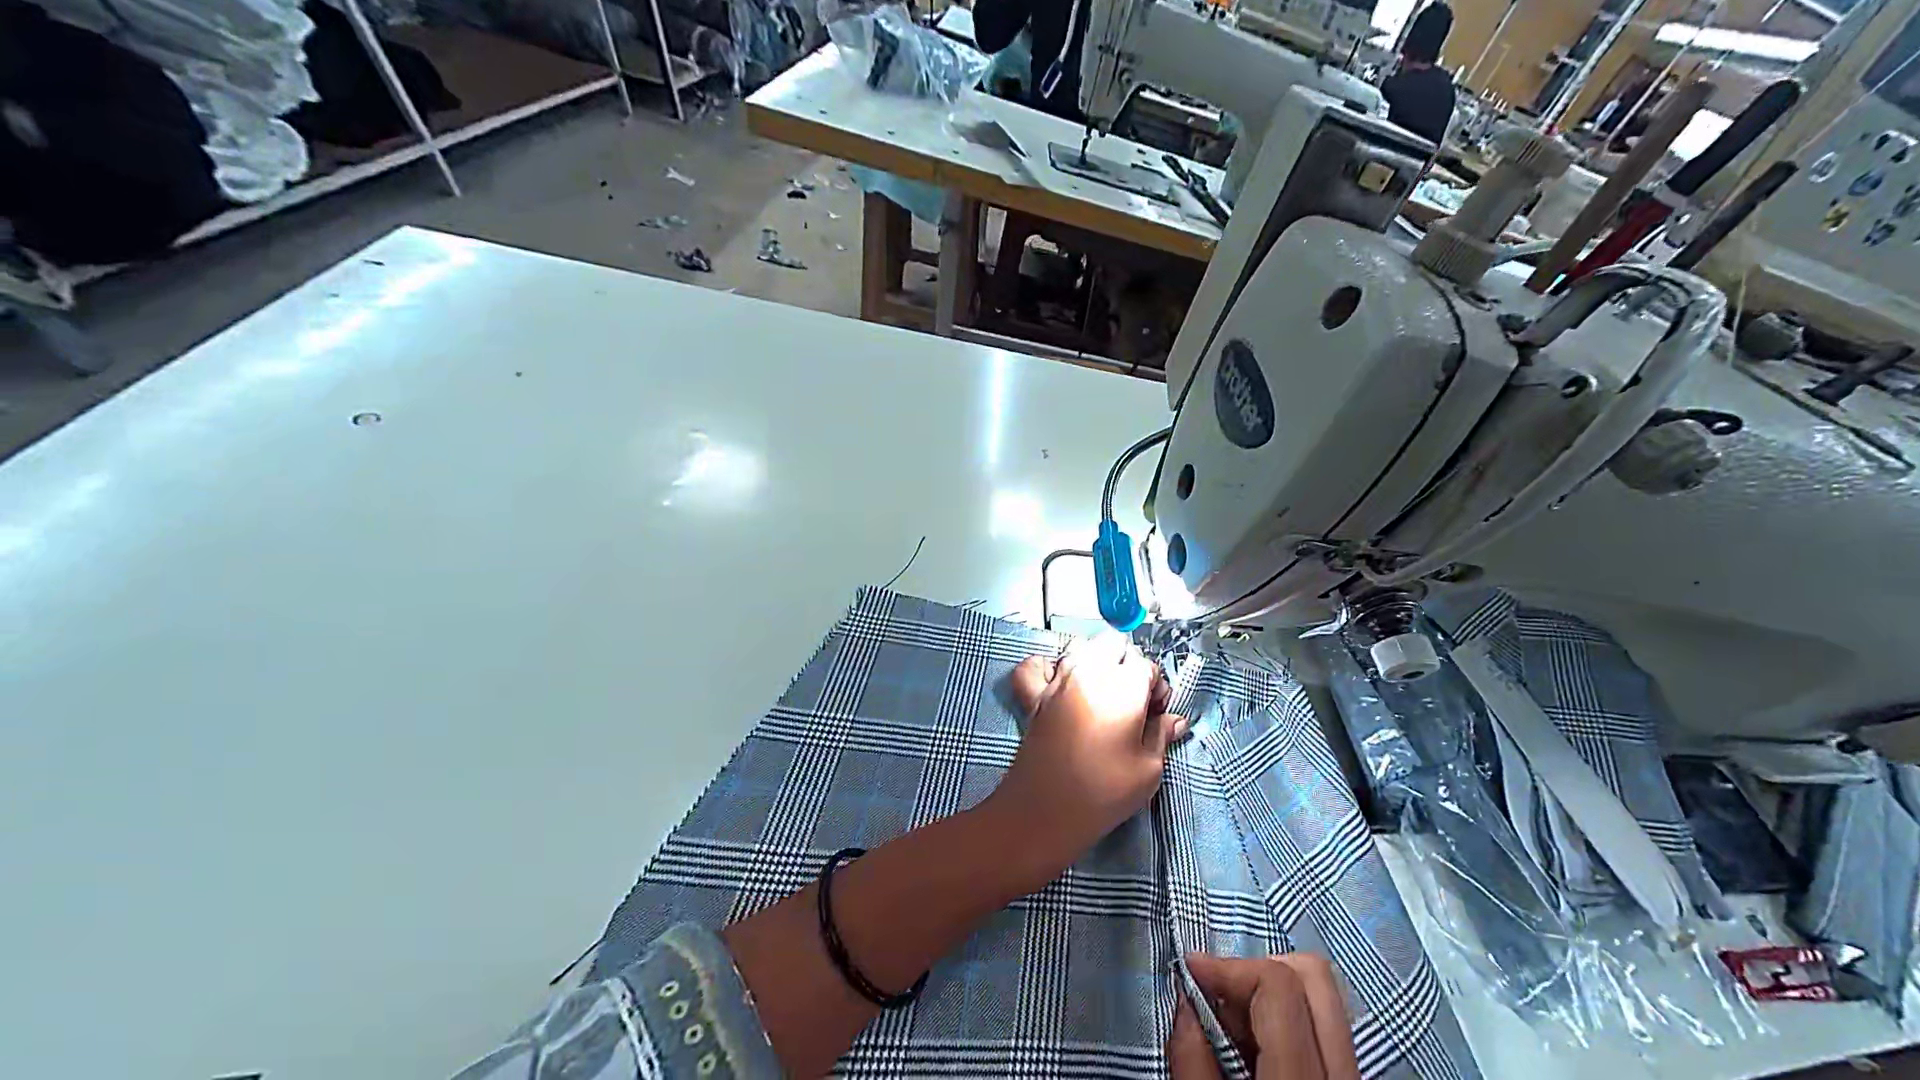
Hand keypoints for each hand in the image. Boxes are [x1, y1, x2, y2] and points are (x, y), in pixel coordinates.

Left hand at [981, 635, 1187, 882]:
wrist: (1046, 810)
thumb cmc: (1104, 791)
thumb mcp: (1148, 769)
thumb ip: (1161, 735)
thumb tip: (1174, 720)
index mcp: (1122, 686)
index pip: (1145, 664)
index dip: (1155, 686)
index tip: (1156, 712)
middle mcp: (1088, 673)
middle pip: (1112, 645)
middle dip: (1127, 665)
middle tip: (1133, 701)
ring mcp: (1056, 682)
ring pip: (1079, 650)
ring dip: (1095, 663)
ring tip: (1103, 697)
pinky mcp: (1033, 697)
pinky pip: (1034, 667)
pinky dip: (1045, 668)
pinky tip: (1057, 685)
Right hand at [1168, 953, 1360, 1079]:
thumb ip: (1193, 1065)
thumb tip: (1186, 1004)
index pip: (1279, 986)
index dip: (1228, 968)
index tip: (1191, 972)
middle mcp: (1345, 1077)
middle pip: (1316, 976)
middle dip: (1257, 969)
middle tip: (1217, 994)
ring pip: (1324, 999)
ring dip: (1270, 994)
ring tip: (1232, 1029)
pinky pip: (1326, 1029)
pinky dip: (1286, 1019)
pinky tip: (1254, 1050)